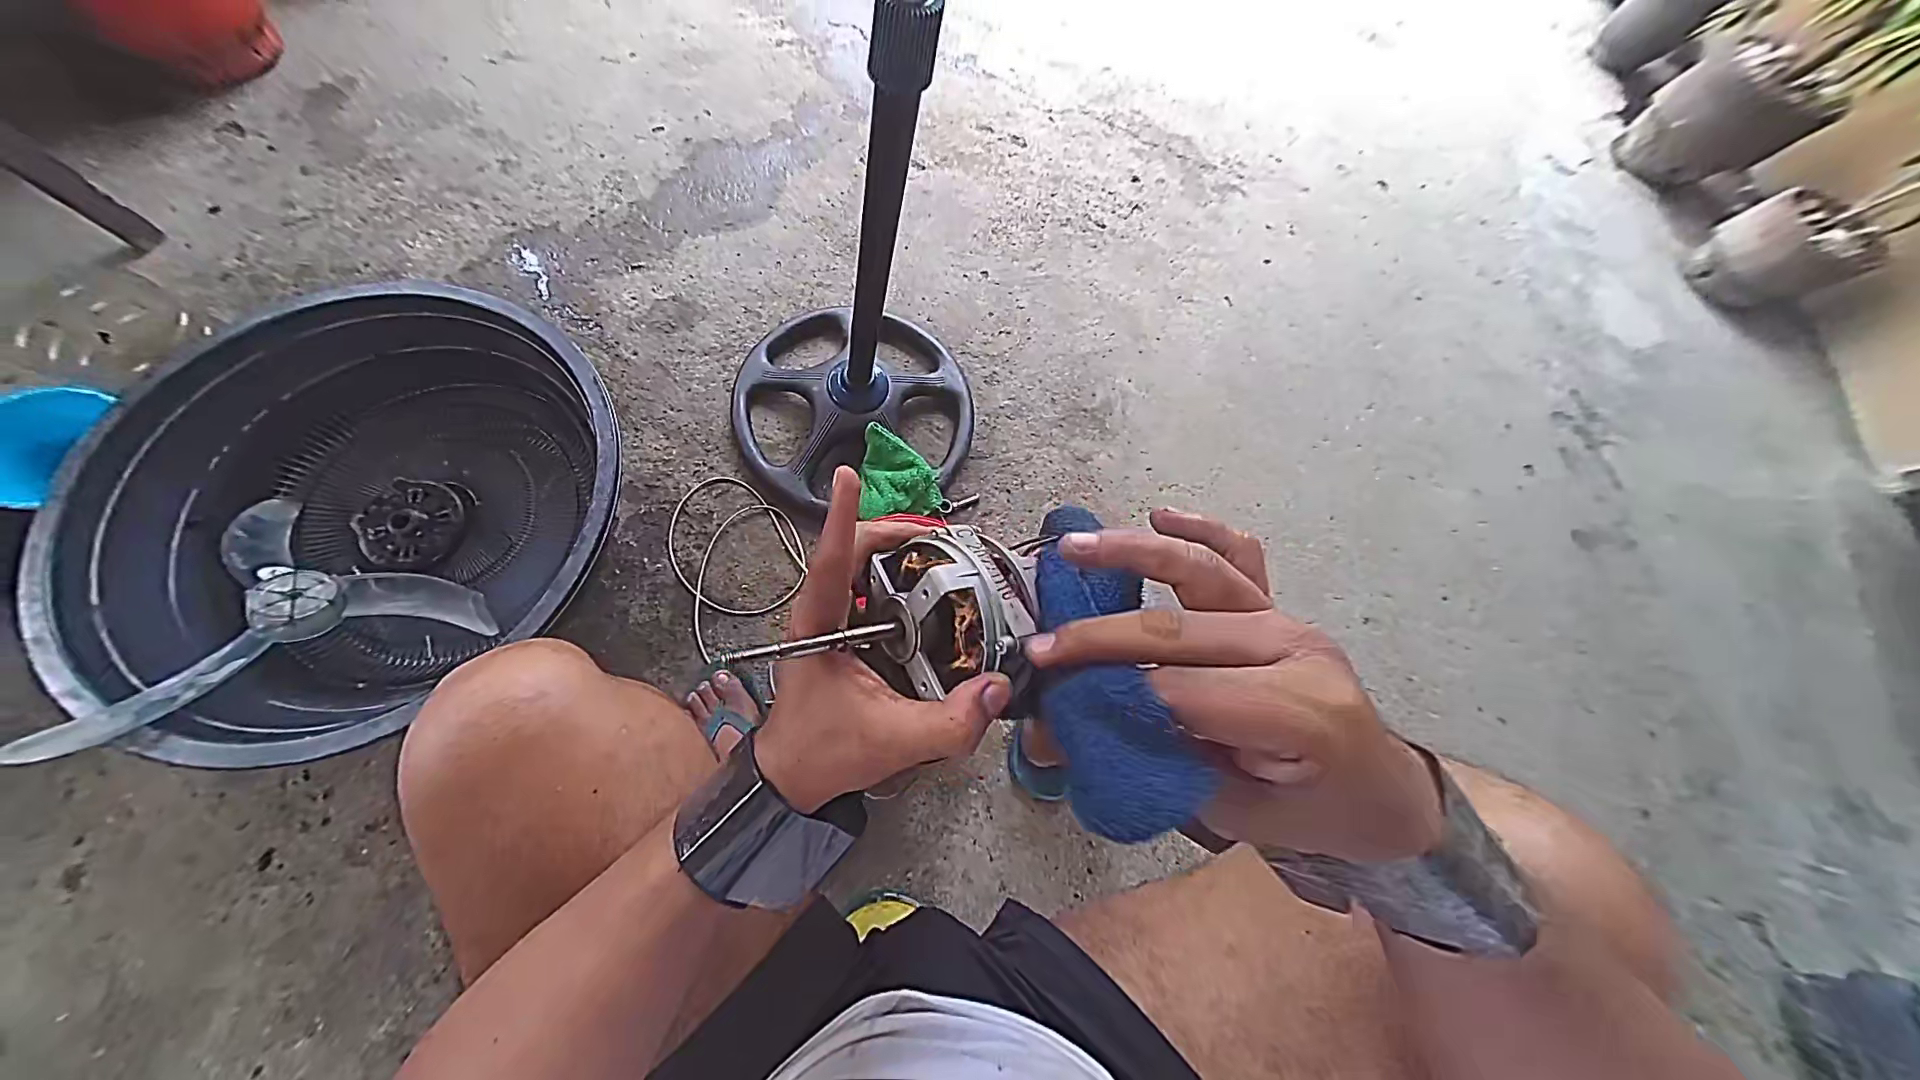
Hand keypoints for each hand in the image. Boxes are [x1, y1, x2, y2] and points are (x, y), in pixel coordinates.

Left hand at [753, 468, 1011, 812]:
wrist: (791, 774)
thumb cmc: (824, 754)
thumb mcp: (894, 742)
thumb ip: (951, 724)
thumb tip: (998, 688)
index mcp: (816, 627)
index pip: (829, 560)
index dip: (841, 516)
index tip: (848, 477)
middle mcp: (818, 613)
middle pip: (848, 549)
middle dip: (890, 531)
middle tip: (936, 534)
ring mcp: (828, 620)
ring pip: (857, 564)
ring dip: (892, 548)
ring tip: (936, 550)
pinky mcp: (842, 632)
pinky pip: (867, 587)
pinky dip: (894, 574)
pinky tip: (924, 585)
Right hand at [1023, 510, 1443, 862]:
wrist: (1382, 794)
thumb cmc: (1314, 813)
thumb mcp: (1228, 812)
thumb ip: (1144, 765)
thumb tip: (1054, 740)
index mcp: (1299, 710)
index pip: (1180, 691)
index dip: (1112, 696)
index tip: (1055, 705)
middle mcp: (1295, 648)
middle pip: (1176, 630)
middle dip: (1098, 639)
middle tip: (1040, 649)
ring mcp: (1288, 619)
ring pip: (1201, 572)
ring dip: (1131, 555)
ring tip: (1075, 548)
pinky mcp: (1278, 608)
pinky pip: (1239, 557)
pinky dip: (1199, 531)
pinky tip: (1162, 516)